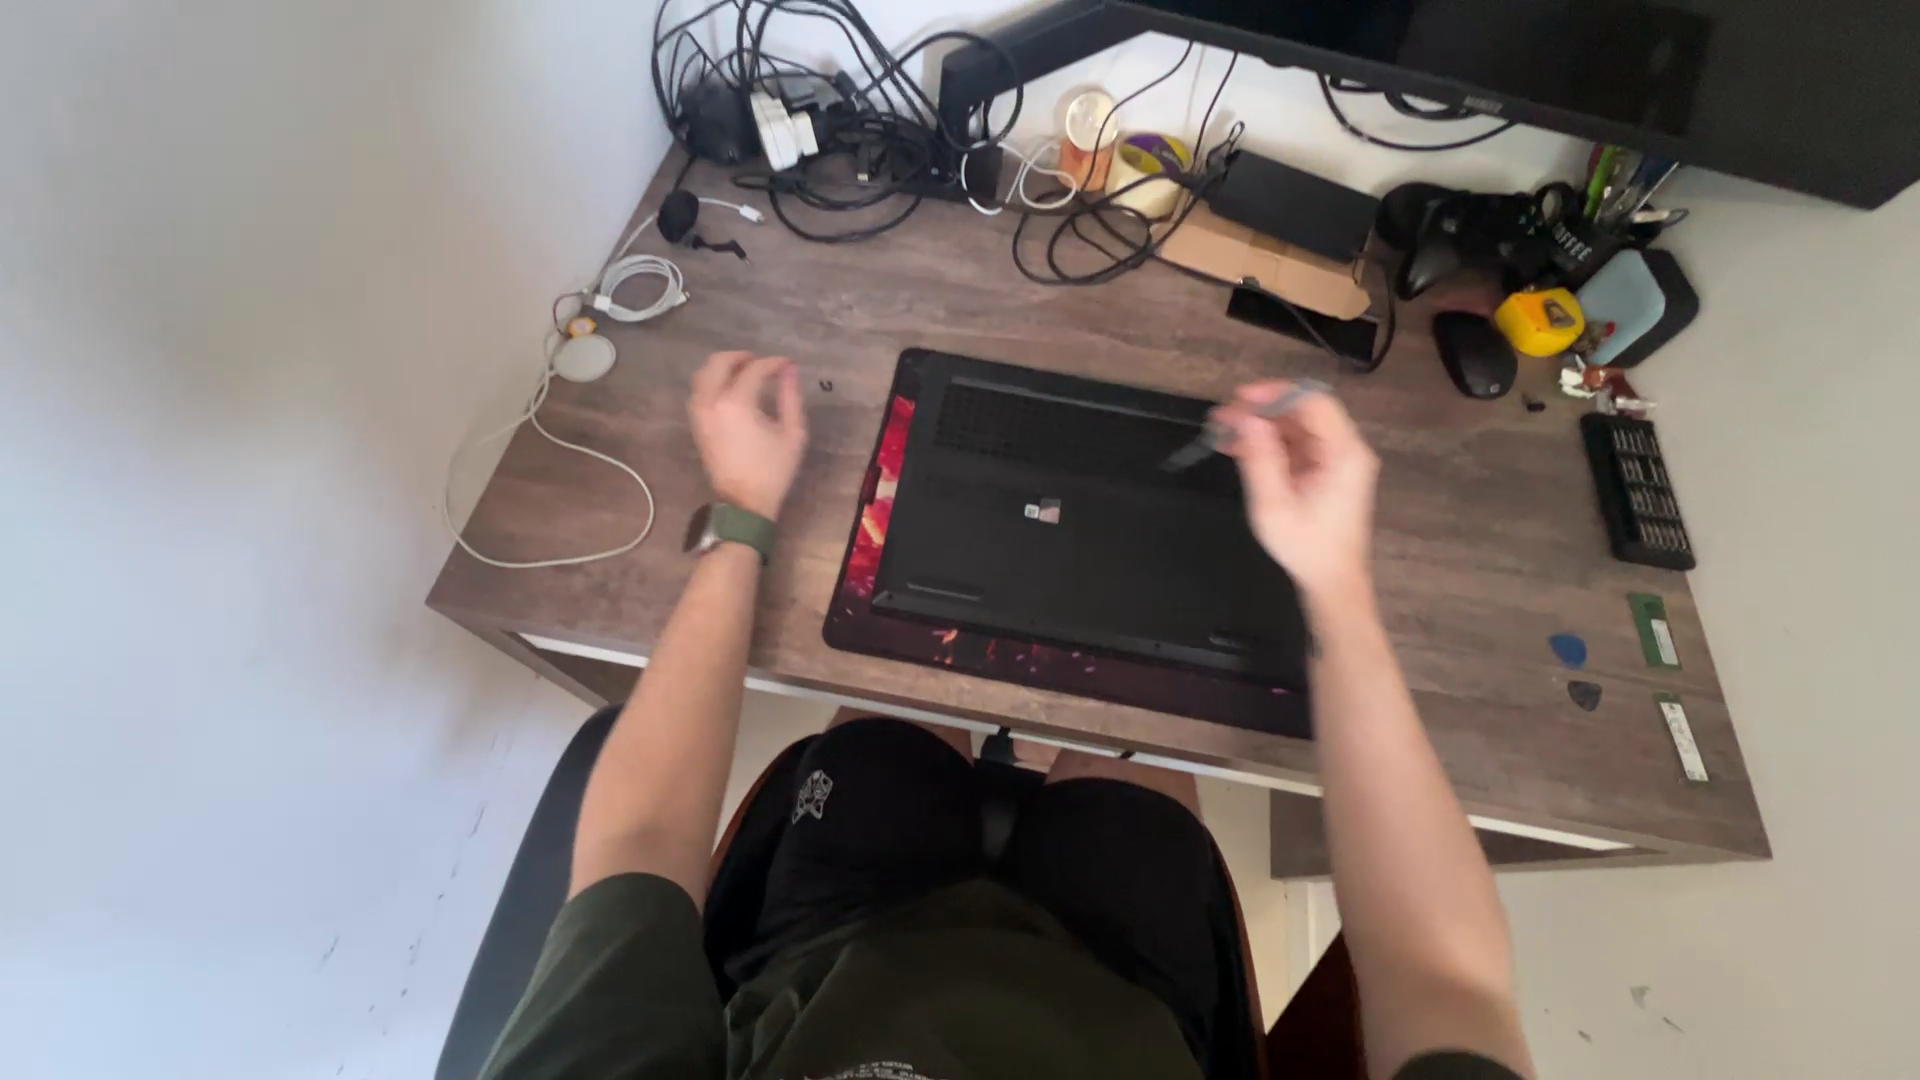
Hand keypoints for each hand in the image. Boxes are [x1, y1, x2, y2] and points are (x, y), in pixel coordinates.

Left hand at [689, 351, 807, 520]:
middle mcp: (711, 401)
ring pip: (704, 373)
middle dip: (742, 357)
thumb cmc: (773, 470)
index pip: (754, 370)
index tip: (788, 365)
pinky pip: (699, 390)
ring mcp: (699, 412)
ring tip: (745, 372)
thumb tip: (790, 370)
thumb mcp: (792, 433)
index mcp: (737, 403)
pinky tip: (731, 388)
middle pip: (719, 362)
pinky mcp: (696, 423)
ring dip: (724, 367)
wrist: (744, 502)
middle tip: (761, 362)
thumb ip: (791, 397)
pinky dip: (713, 381)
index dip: (773, 363)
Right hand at [1216, 380, 1378, 603]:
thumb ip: (1260, 458)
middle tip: (1224, 415)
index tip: (1240, 398)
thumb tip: (1246, 419)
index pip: (1313, 403)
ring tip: (1224, 430)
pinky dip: (1268, 443)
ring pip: (1296, 427)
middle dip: (1262, 409)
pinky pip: (1295, 444)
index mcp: (1344, 453)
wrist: (1331, 579)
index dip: (1275, 394)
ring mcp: (1336, 459)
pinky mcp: (1325, 470)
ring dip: (1260, 425)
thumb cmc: (1305, 547)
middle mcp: (1345, 449)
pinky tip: (1238, 446)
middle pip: (1304, 411)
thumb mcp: (1274, 504)